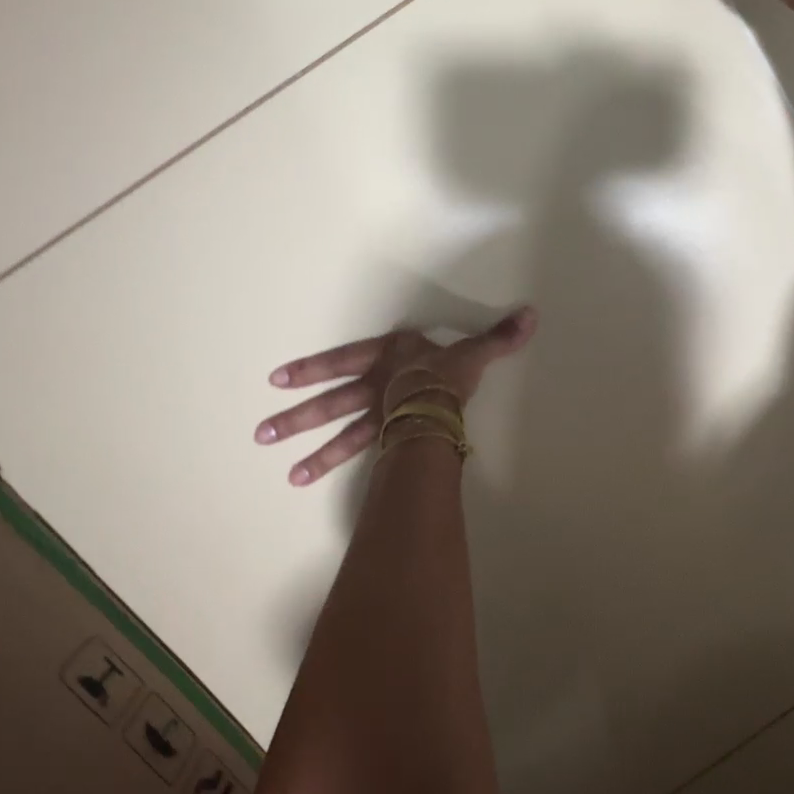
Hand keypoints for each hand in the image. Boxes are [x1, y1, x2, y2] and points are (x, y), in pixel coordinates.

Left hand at [255, 307, 537, 485]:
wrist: (440, 397)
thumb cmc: (450, 371)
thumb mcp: (474, 350)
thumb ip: (498, 337)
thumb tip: (530, 315)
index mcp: (389, 356)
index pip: (344, 361)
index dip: (313, 370)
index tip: (278, 380)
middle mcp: (374, 385)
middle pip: (332, 402)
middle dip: (298, 418)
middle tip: (263, 433)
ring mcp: (378, 414)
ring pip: (340, 434)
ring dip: (314, 453)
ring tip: (287, 474)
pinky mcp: (387, 437)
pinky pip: (358, 452)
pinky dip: (333, 464)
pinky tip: (307, 478)